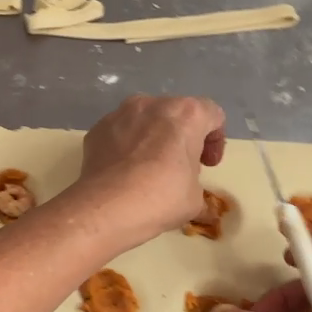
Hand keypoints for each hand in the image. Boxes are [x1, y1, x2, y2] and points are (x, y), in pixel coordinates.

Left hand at [68, 95, 225, 246]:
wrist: (107, 207)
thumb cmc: (162, 197)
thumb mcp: (195, 199)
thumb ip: (196, 186)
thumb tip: (196, 202)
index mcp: (185, 114)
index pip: (211, 114)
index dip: (214, 140)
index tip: (208, 164)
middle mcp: (151, 104)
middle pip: (175, 114)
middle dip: (181, 137)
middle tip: (180, 166)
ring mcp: (119, 114)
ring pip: (144, 120)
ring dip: (152, 137)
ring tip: (148, 167)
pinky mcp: (96, 129)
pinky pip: (118, 132)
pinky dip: (125, 145)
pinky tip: (123, 171)